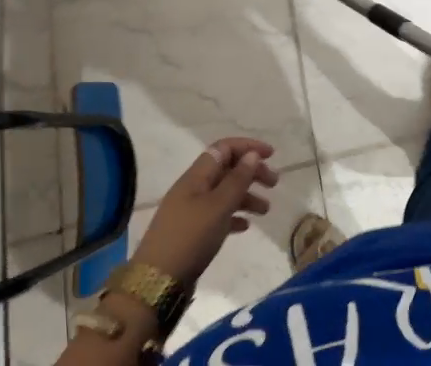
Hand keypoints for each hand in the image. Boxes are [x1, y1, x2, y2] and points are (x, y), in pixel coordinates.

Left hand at [132, 137, 278, 284]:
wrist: (156, 282)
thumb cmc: (190, 238)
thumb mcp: (218, 207)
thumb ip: (237, 180)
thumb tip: (251, 154)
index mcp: (196, 177)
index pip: (223, 149)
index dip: (248, 147)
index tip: (271, 155)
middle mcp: (193, 189)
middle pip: (226, 170)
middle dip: (251, 172)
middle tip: (274, 184)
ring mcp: (190, 212)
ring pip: (224, 194)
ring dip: (246, 196)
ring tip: (265, 210)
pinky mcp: (191, 233)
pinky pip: (217, 216)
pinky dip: (234, 216)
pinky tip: (245, 227)